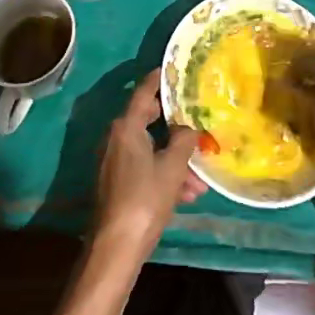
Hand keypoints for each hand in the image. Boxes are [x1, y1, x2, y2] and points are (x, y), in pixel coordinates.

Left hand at [92, 72, 207, 254]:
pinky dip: (164, 174)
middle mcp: (116, 138)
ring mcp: (114, 161)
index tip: (172, 69)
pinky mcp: (116, 182)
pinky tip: (186, 194)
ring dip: (175, 160)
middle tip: (199, 125)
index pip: (144, 91)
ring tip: (200, 180)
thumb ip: (184, 140)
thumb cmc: (145, 199)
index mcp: (125, 126)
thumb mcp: (172, 167)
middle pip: (149, 121)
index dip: (159, 79)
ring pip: (150, 149)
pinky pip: (144, 167)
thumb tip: (189, 127)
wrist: (116, 246)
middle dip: (177, 129)